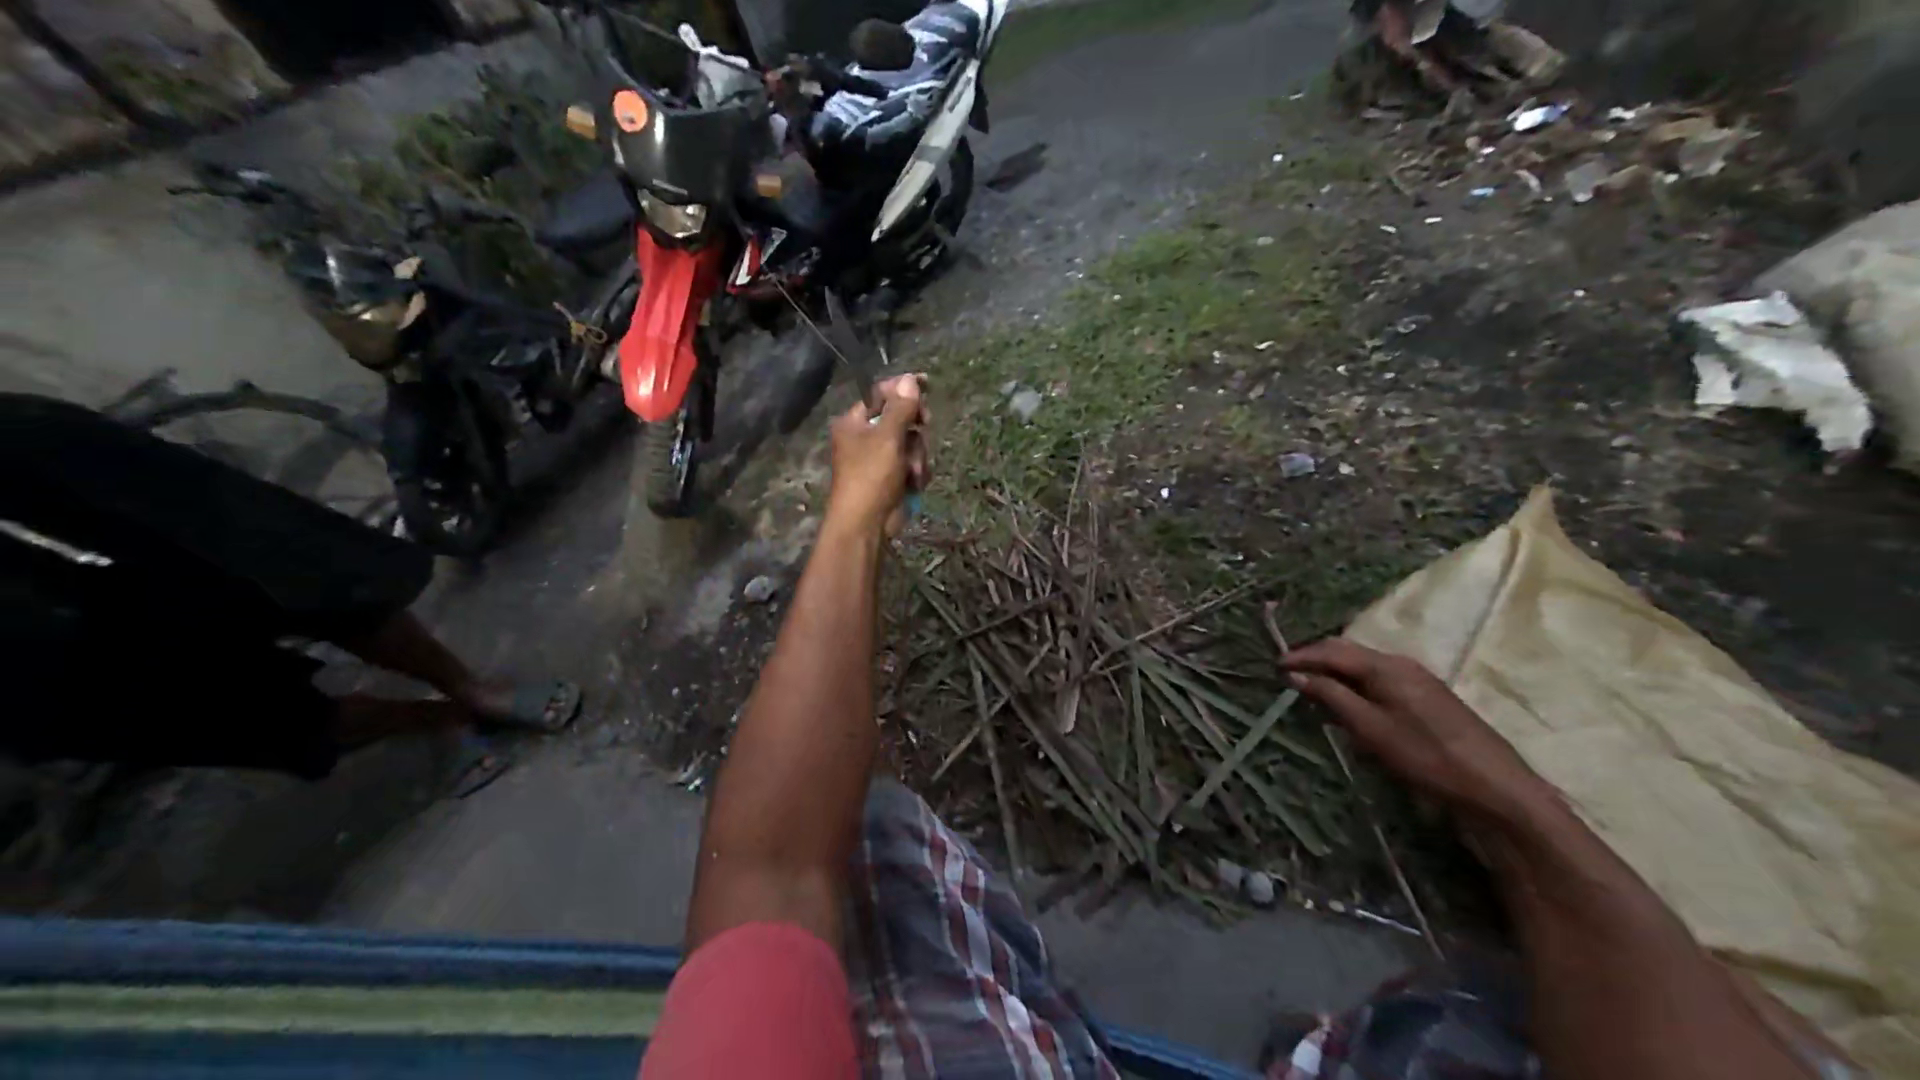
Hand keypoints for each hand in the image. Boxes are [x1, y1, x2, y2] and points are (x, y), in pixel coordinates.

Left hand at [825, 374, 927, 536]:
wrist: (865, 524)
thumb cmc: (870, 477)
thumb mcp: (887, 438)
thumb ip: (901, 408)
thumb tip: (910, 379)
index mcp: (854, 422)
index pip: (881, 395)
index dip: (903, 389)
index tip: (926, 383)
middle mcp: (865, 437)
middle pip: (901, 418)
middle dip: (914, 432)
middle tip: (922, 428)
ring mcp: (880, 458)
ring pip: (911, 442)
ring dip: (917, 456)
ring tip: (912, 472)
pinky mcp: (893, 476)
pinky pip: (913, 462)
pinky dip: (917, 471)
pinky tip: (914, 482)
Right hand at [1283, 639, 1548, 819]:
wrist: (1496, 788)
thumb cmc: (1425, 756)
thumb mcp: (1369, 728)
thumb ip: (1330, 696)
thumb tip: (1296, 673)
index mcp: (1385, 666)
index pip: (1332, 651)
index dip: (1301, 656)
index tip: (1274, 666)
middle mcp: (1401, 663)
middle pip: (1349, 651)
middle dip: (1316, 659)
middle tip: (1289, 674)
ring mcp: (1418, 678)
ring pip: (1365, 665)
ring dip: (1336, 671)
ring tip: (1312, 688)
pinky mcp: (1428, 696)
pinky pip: (1380, 678)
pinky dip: (1355, 683)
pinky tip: (1349, 702)